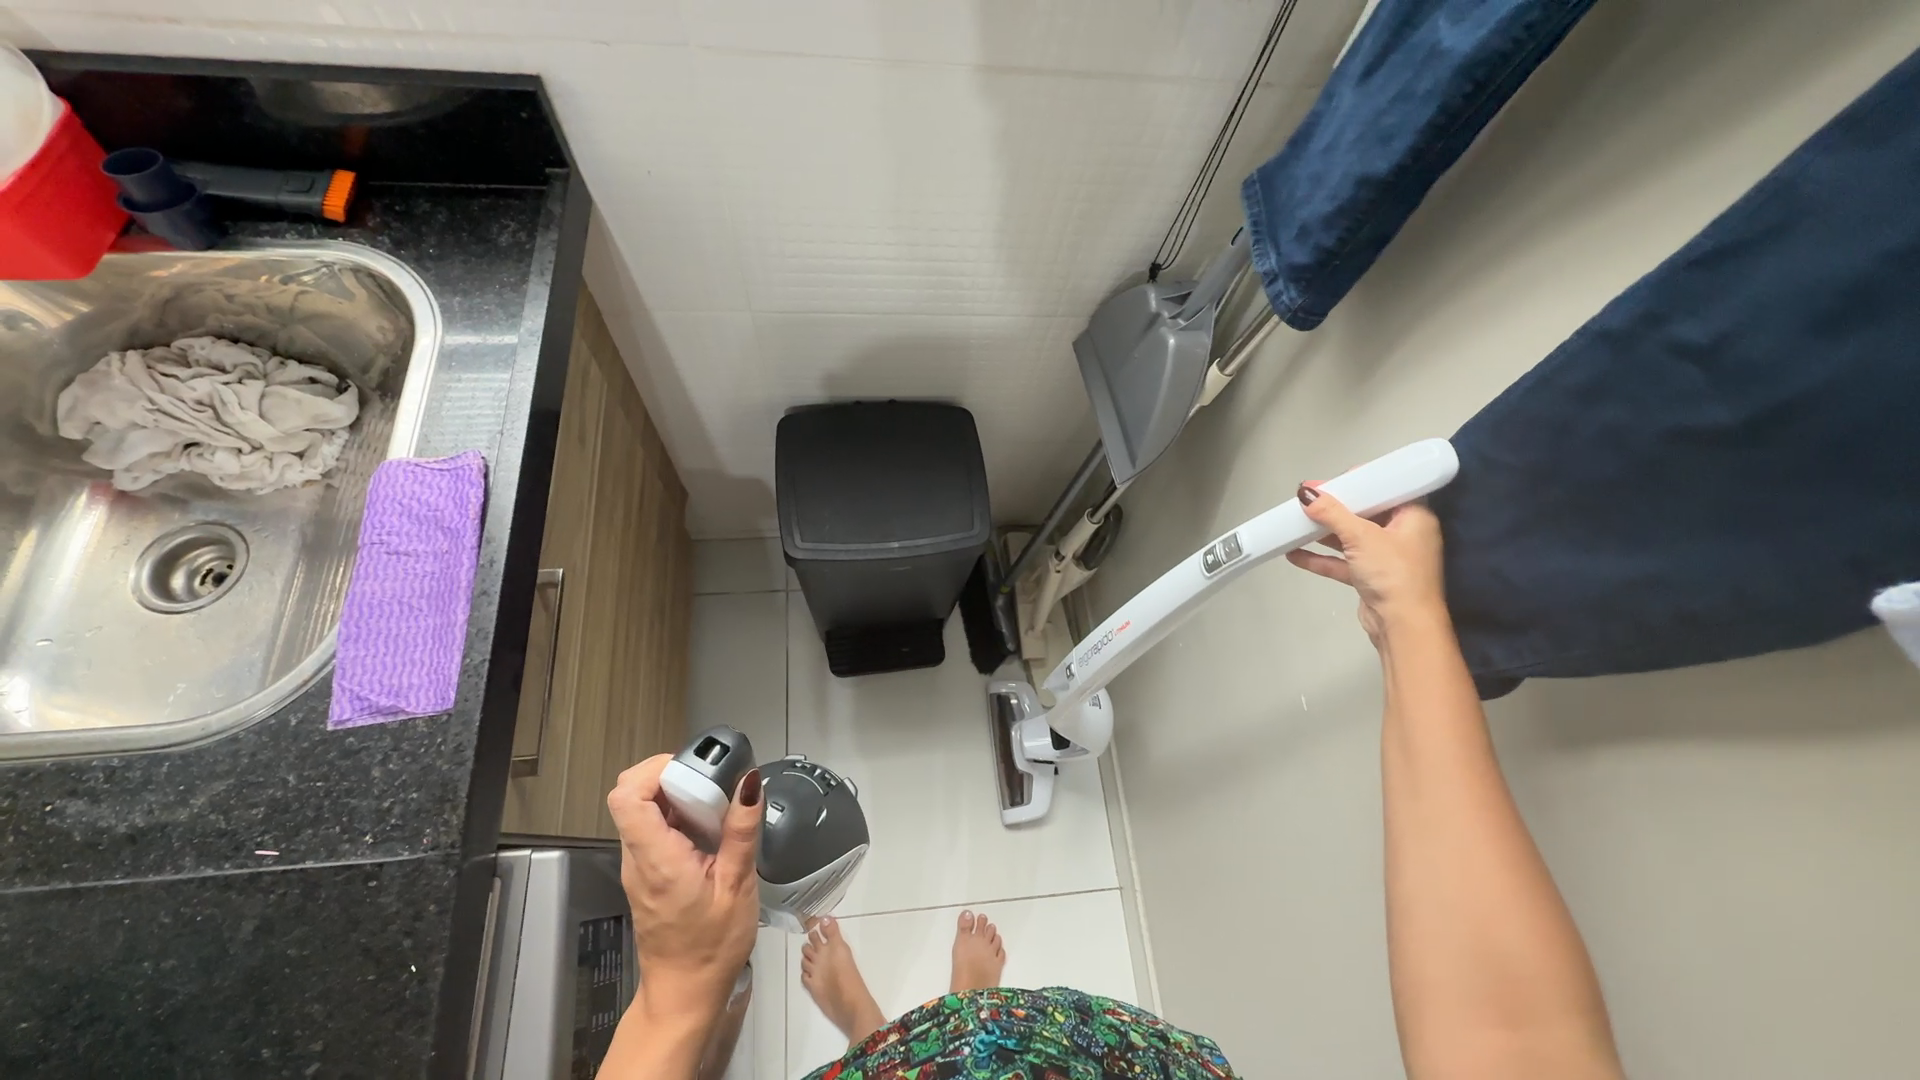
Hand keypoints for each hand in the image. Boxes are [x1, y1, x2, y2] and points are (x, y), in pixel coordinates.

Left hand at [607, 755, 763, 1020]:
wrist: (685, 992)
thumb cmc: (713, 945)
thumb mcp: (738, 886)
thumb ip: (741, 831)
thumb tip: (750, 781)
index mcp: (656, 859)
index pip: (627, 796)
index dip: (655, 769)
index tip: (695, 768)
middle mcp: (637, 857)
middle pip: (632, 795)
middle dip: (673, 776)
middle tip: (714, 783)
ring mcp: (637, 865)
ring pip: (643, 810)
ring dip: (677, 795)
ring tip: (717, 804)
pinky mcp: (646, 872)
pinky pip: (653, 828)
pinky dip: (678, 815)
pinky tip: (710, 828)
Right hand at [1284, 482, 1445, 640]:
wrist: (1402, 625)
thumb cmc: (1393, 573)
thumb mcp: (1361, 536)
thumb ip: (1332, 514)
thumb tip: (1306, 493)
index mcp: (1413, 516)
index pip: (1386, 489)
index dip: (1359, 481)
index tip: (1331, 480)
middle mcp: (1402, 533)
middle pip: (1364, 513)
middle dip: (1334, 507)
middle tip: (1306, 497)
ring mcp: (1385, 557)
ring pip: (1350, 538)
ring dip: (1324, 532)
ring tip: (1295, 521)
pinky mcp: (1370, 578)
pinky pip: (1343, 562)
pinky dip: (1321, 558)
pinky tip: (1294, 554)